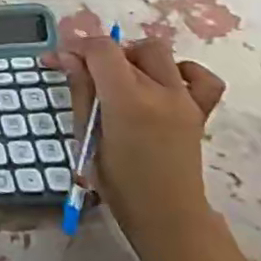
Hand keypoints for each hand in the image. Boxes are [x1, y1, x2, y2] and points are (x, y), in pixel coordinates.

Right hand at [52, 37, 225, 247]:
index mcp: (127, 100)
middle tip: (81, 72)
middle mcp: (160, 91)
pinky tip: (164, 81)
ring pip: (158, 53)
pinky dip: (181, 70)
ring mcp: (185, 99)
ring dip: (132, 57)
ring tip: (117, 78)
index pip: (102, 50)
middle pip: (126, 49)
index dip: (77, 47)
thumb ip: (81, 91)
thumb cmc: (117, 180)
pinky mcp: (200, 109)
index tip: (59, 60)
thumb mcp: (86, 134)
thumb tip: (68, 58)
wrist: (166, 213)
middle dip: (98, 54)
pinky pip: (200, 76)